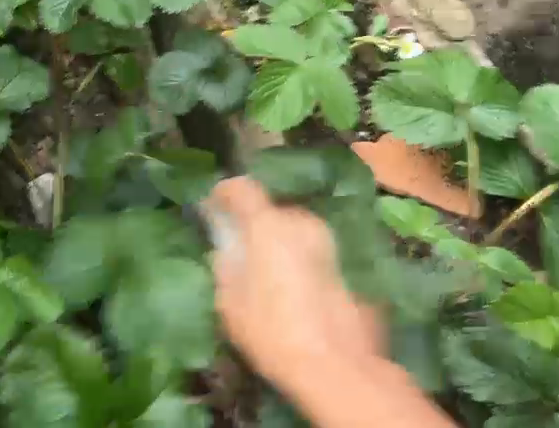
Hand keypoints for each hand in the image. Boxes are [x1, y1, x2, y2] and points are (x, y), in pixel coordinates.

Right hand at [205, 177, 382, 383]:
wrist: (339, 370)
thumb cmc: (273, 332)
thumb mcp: (230, 304)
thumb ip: (224, 268)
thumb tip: (224, 252)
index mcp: (267, 225)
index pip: (243, 187)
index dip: (225, 192)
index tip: (213, 206)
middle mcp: (300, 224)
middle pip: (271, 210)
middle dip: (255, 223)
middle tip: (242, 247)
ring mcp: (328, 245)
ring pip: (295, 230)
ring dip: (280, 241)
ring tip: (268, 270)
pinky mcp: (345, 268)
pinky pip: (311, 252)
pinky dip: (299, 259)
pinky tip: (292, 288)